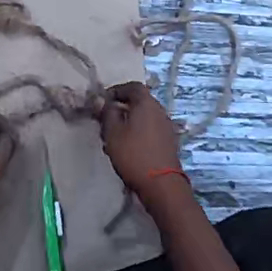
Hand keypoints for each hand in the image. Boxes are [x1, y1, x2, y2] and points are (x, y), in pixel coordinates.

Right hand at [99, 82, 183, 198]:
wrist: (161, 183)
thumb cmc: (133, 154)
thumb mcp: (112, 133)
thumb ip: (107, 113)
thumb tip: (102, 100)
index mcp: (147, 103)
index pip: (132, 86)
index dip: (116, 90)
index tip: (103, 101)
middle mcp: (160, 110)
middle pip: (139, 101)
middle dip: (121, 107)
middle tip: (106, 120)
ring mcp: (167, 125)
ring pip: (144, 116)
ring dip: (129, 121)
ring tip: (114, 137)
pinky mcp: (169, 141)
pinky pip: (150, 129)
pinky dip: (138, 132)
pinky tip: (128, 147)